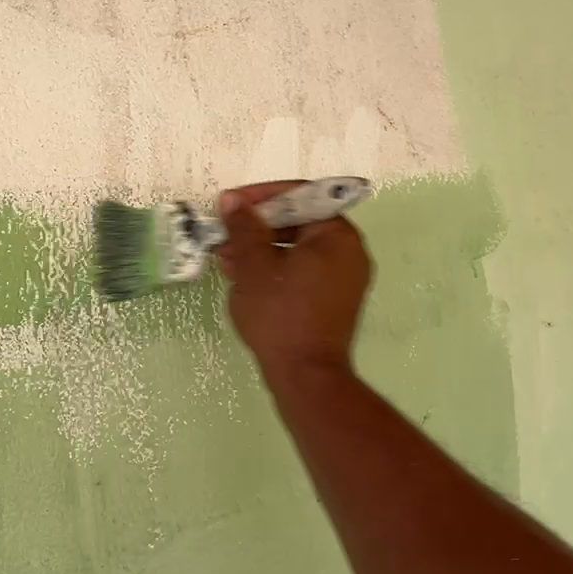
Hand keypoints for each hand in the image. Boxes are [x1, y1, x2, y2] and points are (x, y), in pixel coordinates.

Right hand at [214, 181, 372, 382]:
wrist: (306, 377)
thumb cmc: (281, 315)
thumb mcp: (254, 266)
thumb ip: (244, 228)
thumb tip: (233, 202)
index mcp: (337, 235)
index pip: (299, 196)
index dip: (260, 197)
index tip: (228, 205)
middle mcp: (348, 252)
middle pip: (298, 223)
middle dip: (256, 227)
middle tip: (224, 235)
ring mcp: (343, 280)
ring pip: (297, 250)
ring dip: (260, 250)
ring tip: (226, 260)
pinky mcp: (332, 302)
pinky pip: (302, 273)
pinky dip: (274, 271)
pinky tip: (244, 280)